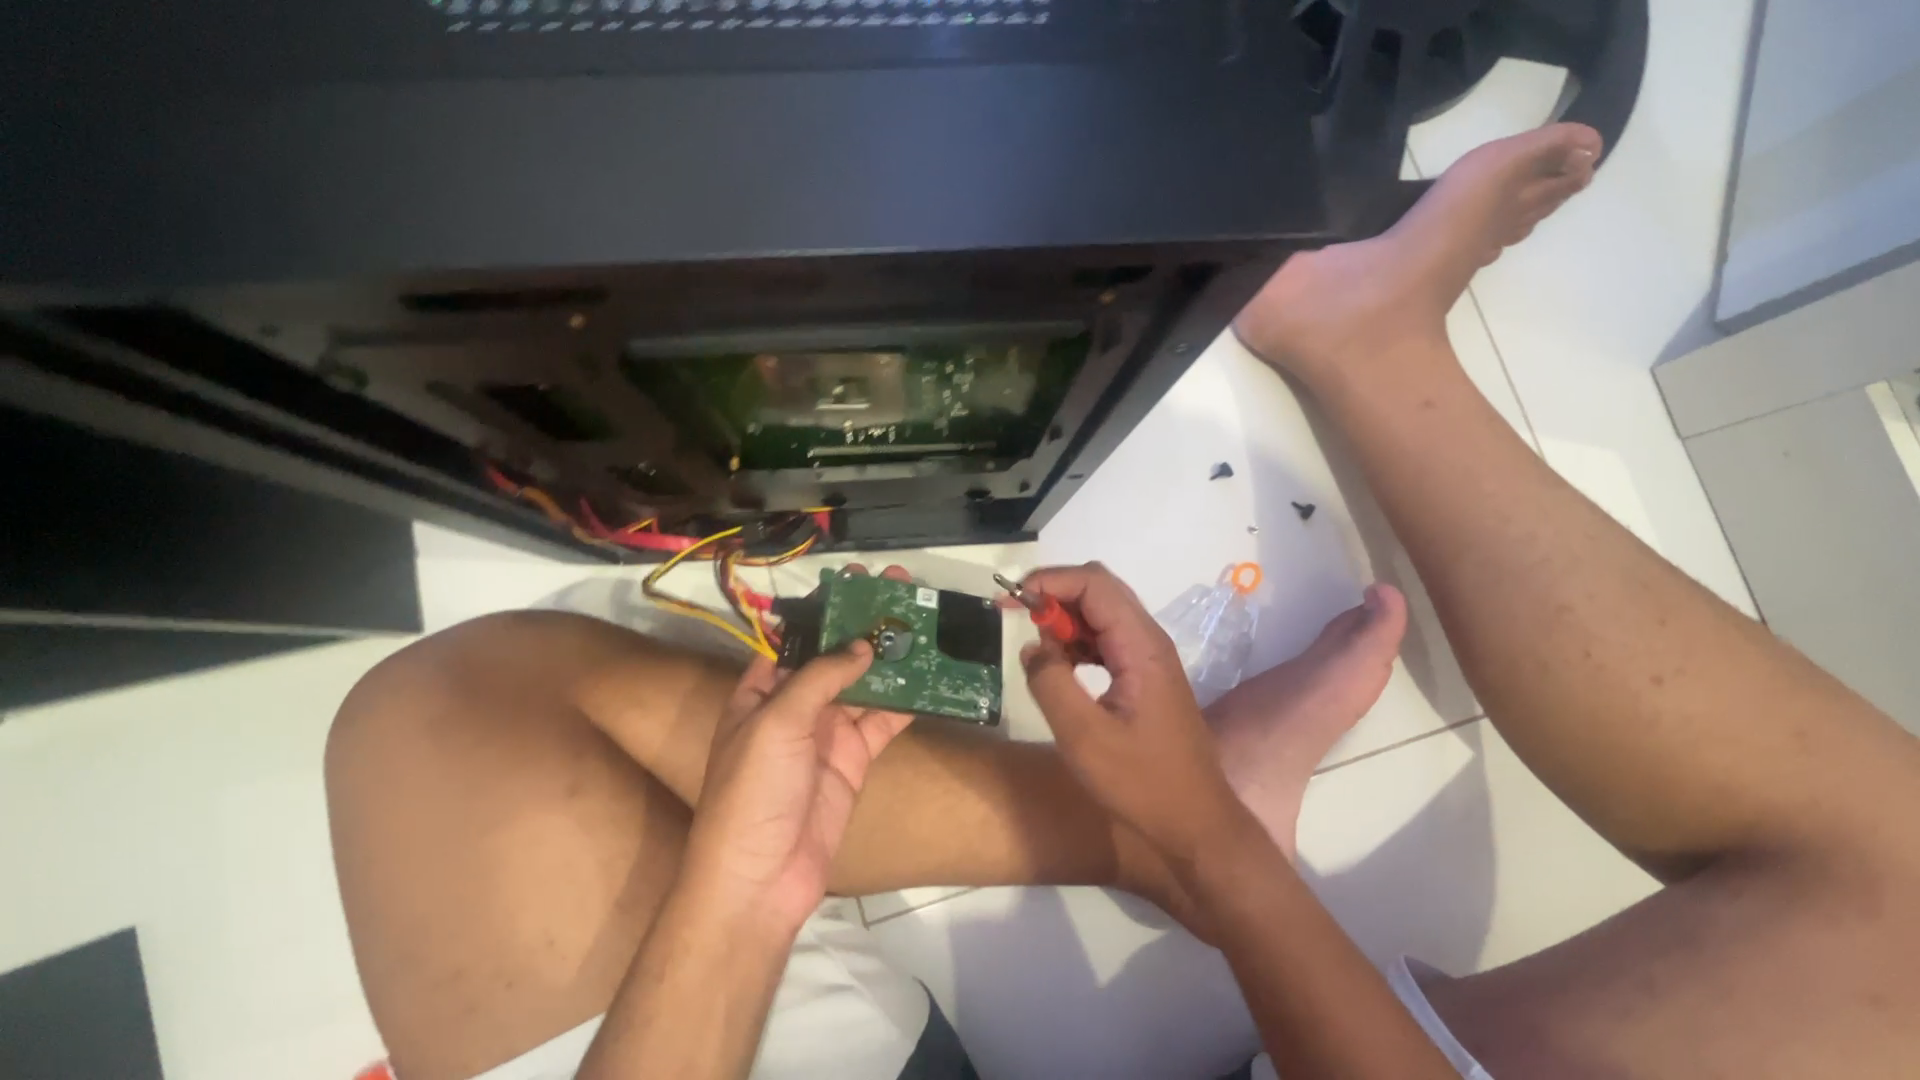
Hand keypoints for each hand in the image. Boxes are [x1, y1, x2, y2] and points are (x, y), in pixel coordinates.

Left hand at [682, 604, 913, 934]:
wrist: (762, 878)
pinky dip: (906, 700)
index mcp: (761, 692)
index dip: (823, 611)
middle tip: (900, 589)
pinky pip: (884, 721)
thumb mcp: (776, 722)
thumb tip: (861, 644)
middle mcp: (795, 708)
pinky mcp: (855, 761)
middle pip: (834, 656)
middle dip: (864, 625)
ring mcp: (827, 735)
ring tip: (923, 620)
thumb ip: (819, 677)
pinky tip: (931, 675)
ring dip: (891, 656)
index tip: (857, 583)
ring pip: (864, 684)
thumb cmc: (753, 790)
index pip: (794, 639)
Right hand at [1014, 563, 1250, 866]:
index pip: (1094, 583)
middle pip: (1099, 590)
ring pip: (1101, 615)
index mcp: (1141, 646)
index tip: (1010, 601)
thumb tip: (1032, 647)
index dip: (1049, 582)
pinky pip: (1106, 641)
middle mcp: (1148, 642)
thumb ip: (1051, 683)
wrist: (1194, 826)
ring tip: (1034, 647)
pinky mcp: (1144, 679)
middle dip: (1054, 595)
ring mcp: (1148, 660)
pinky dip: (1076, 643)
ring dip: (1064, 620)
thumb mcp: (1084, 737)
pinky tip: (1057, 668)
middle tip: (1015, 617)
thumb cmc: (1142, 784)